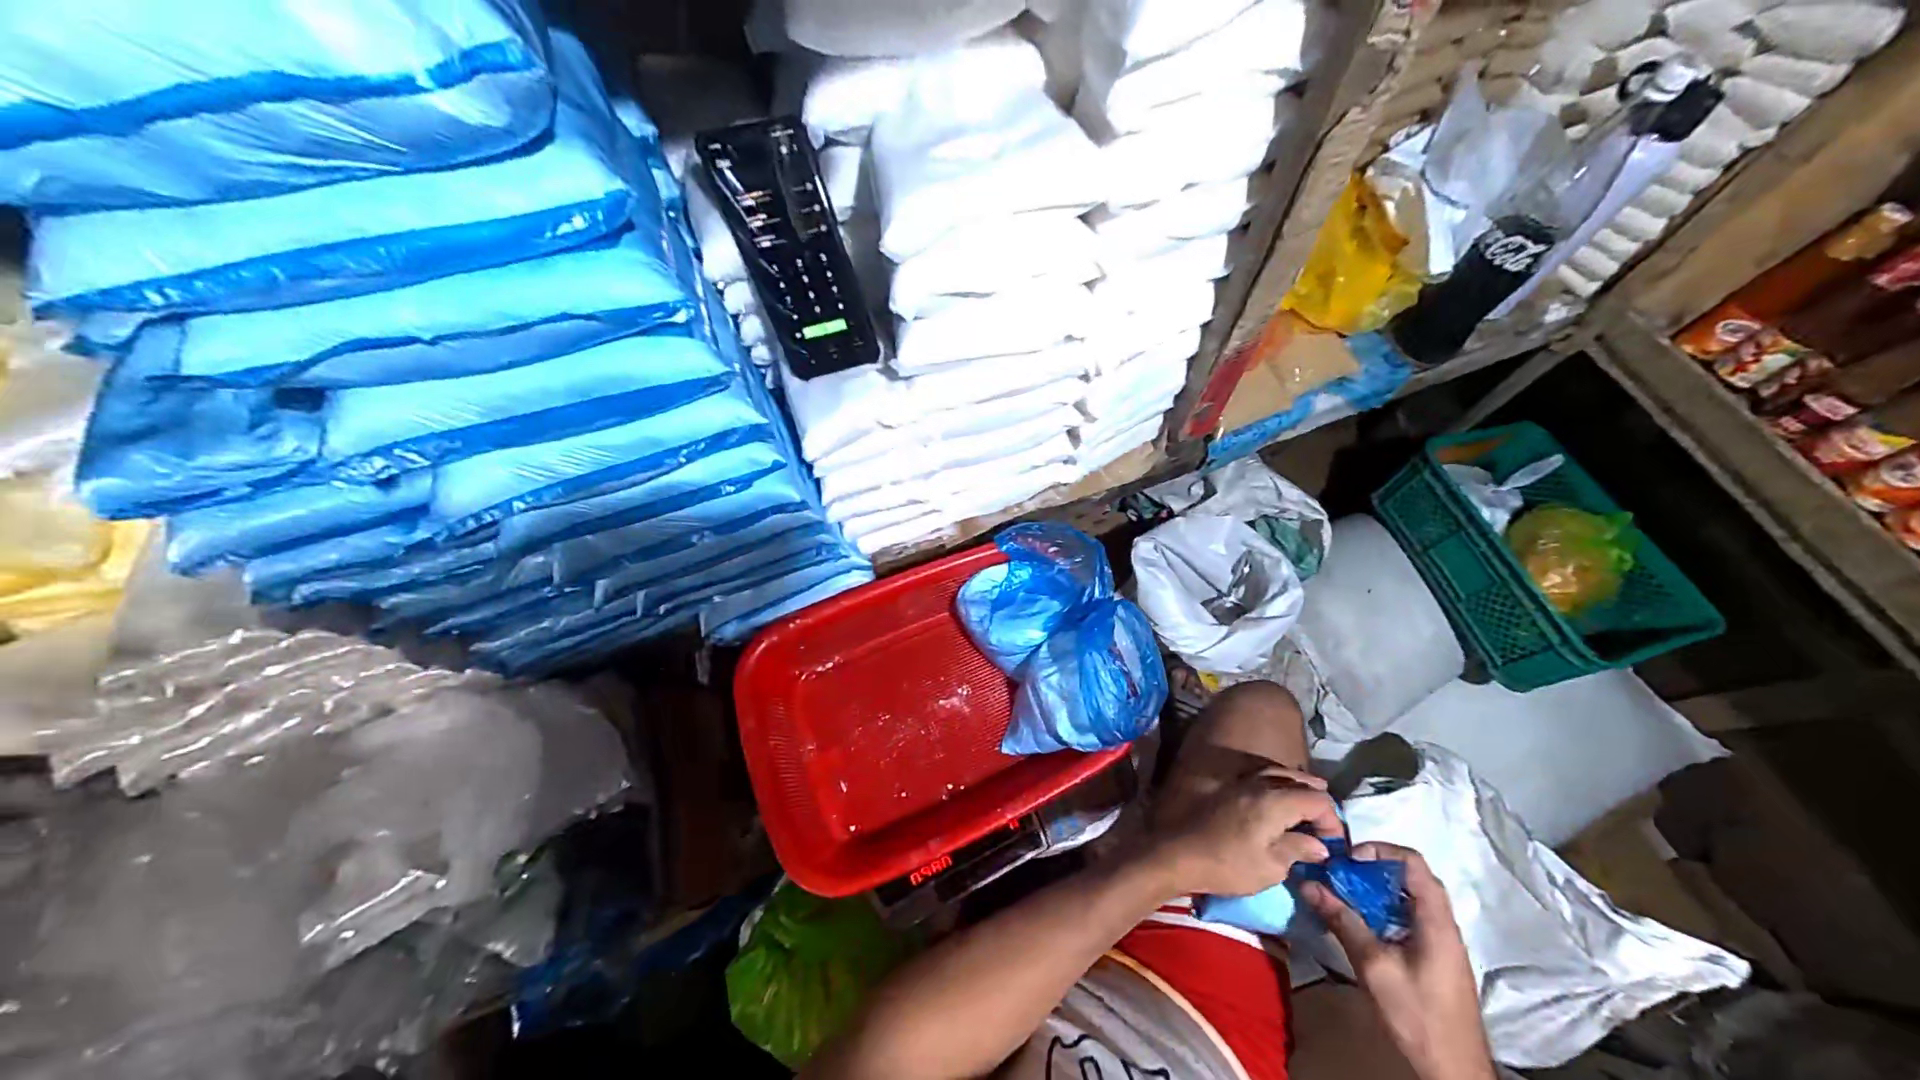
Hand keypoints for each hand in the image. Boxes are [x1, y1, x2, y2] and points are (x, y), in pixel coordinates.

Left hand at [1148, 766, 1343, 896]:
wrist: (1178, 853)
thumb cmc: (1227, 864)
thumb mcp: (1270, 867)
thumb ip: (1297, 850)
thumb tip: (1319, 845)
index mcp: (1274, 801)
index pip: (1317, 800)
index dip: (1332, 820)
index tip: (1334, 843)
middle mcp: (1258, 783)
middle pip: (1298, 781)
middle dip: (1317, 800)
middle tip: (1325, 824)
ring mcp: (1239, 781)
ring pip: (1276, 772)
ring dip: (1296, 785)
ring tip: (1308, 802)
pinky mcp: (1224, 787)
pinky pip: (1257, 773)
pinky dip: (1274, 779)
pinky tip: (1276, 794)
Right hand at [1301, 843, 1495, 1079]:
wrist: (1454, 1069)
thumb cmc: (1417, 1014)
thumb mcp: (1374, 966)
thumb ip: (1343, 921)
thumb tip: (1309, 884)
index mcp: (1436, 921)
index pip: (1413, 862)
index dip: (1379, 851)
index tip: (1348, 860)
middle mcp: (1442, 924)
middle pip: (1409, 877)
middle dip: (1370, 869)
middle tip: (1338, 874)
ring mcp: (1440, 942)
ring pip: (1406, 898)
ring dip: (1373, 890)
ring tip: (1341, 894)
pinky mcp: (1432, 957)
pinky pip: (1405, 917)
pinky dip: (1380, 910)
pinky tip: (1358, 922)